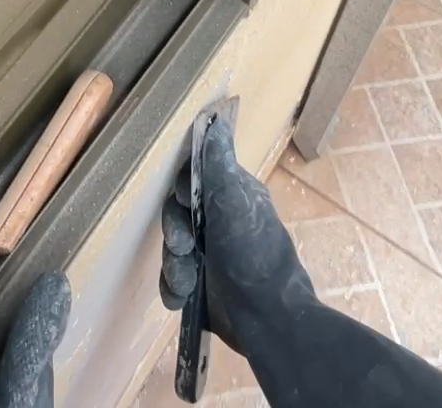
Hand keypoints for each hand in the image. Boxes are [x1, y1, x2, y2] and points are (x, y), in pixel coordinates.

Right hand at [157, 116, 309, 345]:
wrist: (269, 322)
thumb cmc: (254, 255)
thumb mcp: (235, 203)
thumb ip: (219, 164)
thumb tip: (215, 118)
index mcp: (232, 198)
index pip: (194, 178)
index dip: (182, 188)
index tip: (183, 198)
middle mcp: (219, 223)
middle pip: (177, 214)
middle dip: (175, 231)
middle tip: (184, 246)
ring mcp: (209, 256)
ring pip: (172, 248)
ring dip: (174, 265)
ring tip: (187, 281)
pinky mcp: (200, 287)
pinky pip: (173, 278)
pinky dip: (174, 288)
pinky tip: (182, 297)